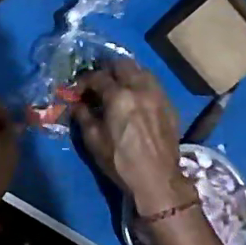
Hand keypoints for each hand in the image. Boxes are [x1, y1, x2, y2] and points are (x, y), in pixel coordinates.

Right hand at [72, 59, 191, 214]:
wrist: (157, 179)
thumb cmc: (121, 162)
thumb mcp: (94, 141)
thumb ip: (83, 116)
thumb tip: (76, 104)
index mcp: (119, 96)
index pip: (98, 77)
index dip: (84, 80)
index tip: (78, 90)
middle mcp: (140, 89)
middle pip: (123, 65)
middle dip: (107, 69)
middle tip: (98, 81)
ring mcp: (158, 95)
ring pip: (141, 70)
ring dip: (127, 73)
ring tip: (118, 85)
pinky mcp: (169, 105)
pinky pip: (153, 84)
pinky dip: (141, 83)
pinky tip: (135, 96)